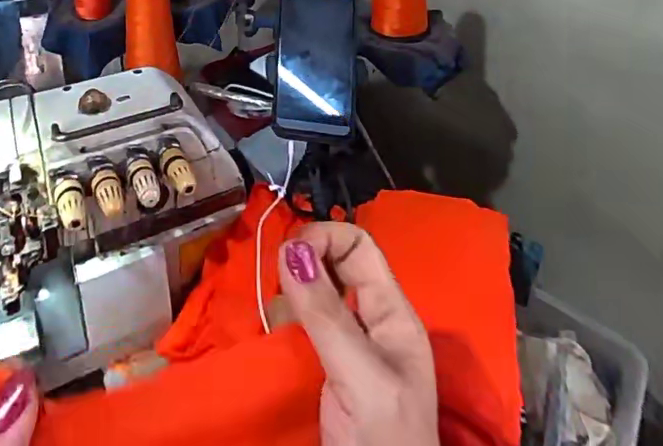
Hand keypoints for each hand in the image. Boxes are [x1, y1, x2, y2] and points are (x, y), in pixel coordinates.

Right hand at [278, 223, 439, 445]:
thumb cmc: (382, 442)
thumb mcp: (361, 378)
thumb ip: (327, 314)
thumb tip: (290, 246)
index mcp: (393, 315)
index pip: (358, 245)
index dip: (322, 238)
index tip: (288, 257)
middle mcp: (370, 318)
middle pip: (331, 259)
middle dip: (298, 261)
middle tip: (276, 286)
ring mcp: (346, 340)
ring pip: (310, 285)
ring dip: (285, 288)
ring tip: (273, 311)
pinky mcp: (321, 359)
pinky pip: (297, 315)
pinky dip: (279, 310)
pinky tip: (270, 324)